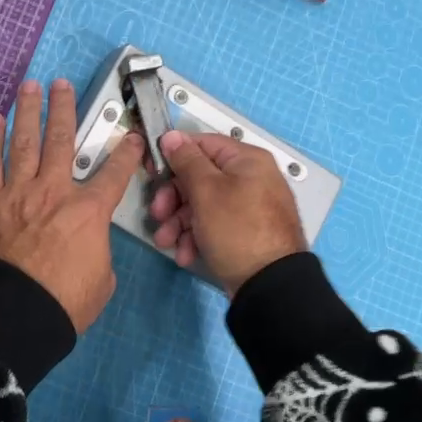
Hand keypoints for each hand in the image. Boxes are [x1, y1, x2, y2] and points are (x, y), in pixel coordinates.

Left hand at [0, 79, 143, 332]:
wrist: (15, 315)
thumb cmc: (65, 303)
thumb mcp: (102, 280)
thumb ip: (98, 251)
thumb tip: (89, 243)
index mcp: (89, 211)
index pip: (115, 173)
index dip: (126, 152)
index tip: (130, 136)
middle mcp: (54, 191)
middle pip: (61, 139)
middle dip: (64, 109)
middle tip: (62, 84)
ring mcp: (19, 193)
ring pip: (25, 141)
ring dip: (27, 111)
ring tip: (29, 87)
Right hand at [150, 130, 304, 294]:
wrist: (271, 286)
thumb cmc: (237, 229)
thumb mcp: (206, 191)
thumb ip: (186, 160)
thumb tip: (171, 135)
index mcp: (246, 160)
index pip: (201, 144)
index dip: (173, 156)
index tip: (151, 171)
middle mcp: (250, 178)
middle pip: (199, 177)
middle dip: (173, 198)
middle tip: (157, 214)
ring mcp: (248, 207)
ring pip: (202, 204)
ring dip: (179, 221)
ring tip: (167, 241)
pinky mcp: (244, 233)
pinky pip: (214, 225)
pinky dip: (196, 237)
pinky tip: (185, 254)